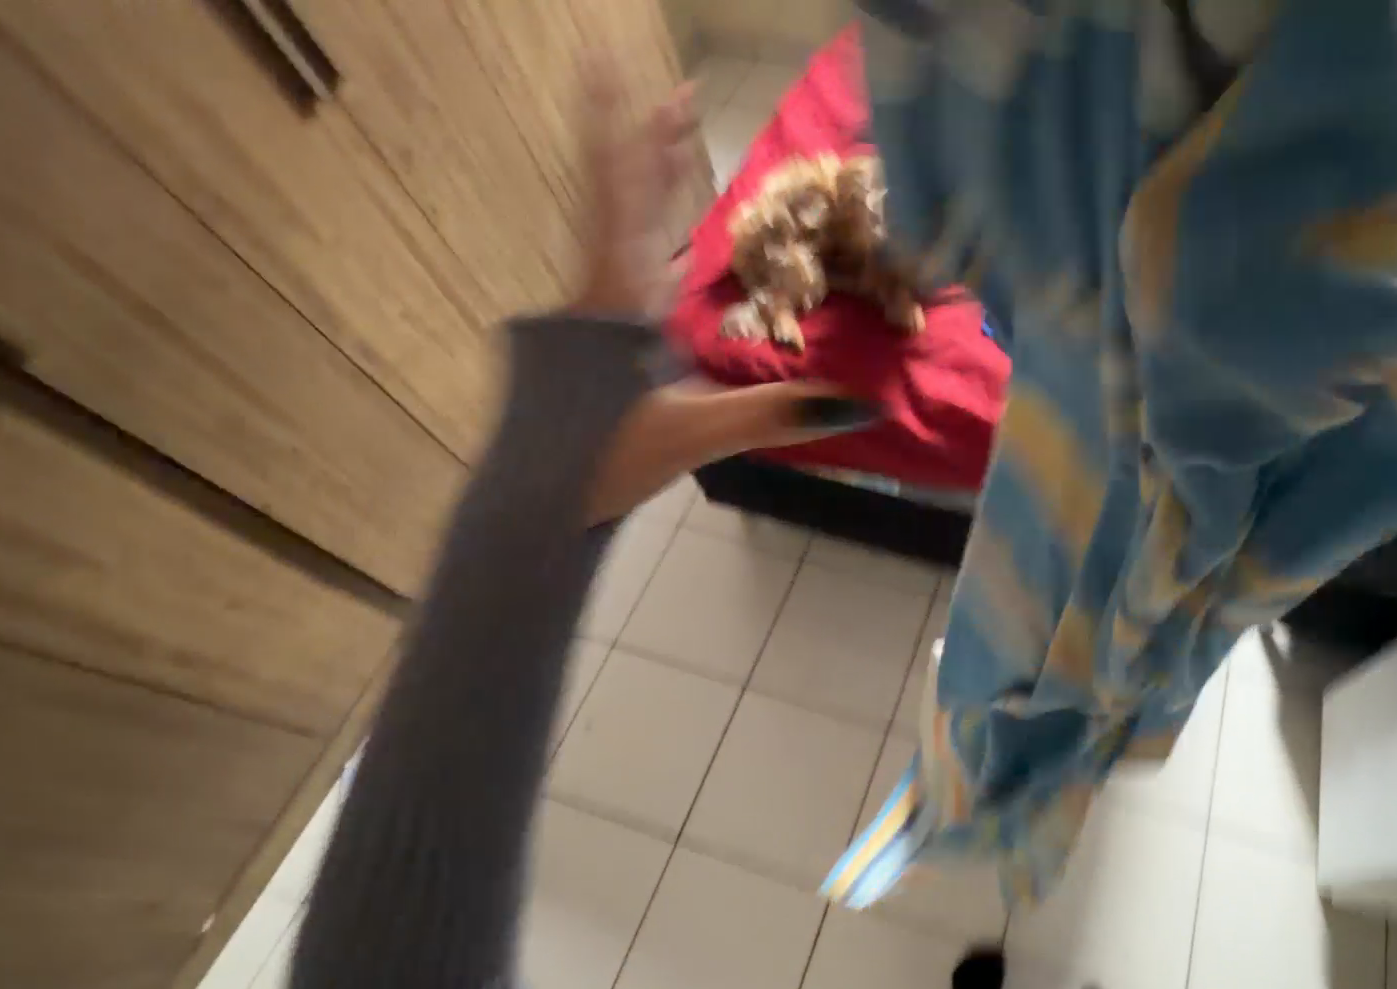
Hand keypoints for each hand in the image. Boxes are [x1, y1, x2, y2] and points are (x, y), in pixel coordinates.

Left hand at [567, 61, 877, 523]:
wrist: (536, 499)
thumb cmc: (607, 459)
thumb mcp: (700, 434)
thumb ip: (778, 412)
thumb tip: (860, 402)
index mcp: (622, 298)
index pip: (631, 196)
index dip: (644, 136)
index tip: (653, 81)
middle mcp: (598, 289)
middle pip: (621, 196)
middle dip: (649, 143)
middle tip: (675, 95)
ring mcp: (586, 309)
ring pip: (616, 228)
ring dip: (643, 182)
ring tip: (667, 146)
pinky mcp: (583, 333)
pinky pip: (617, 262)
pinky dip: (640, 233)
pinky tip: (657, 241)